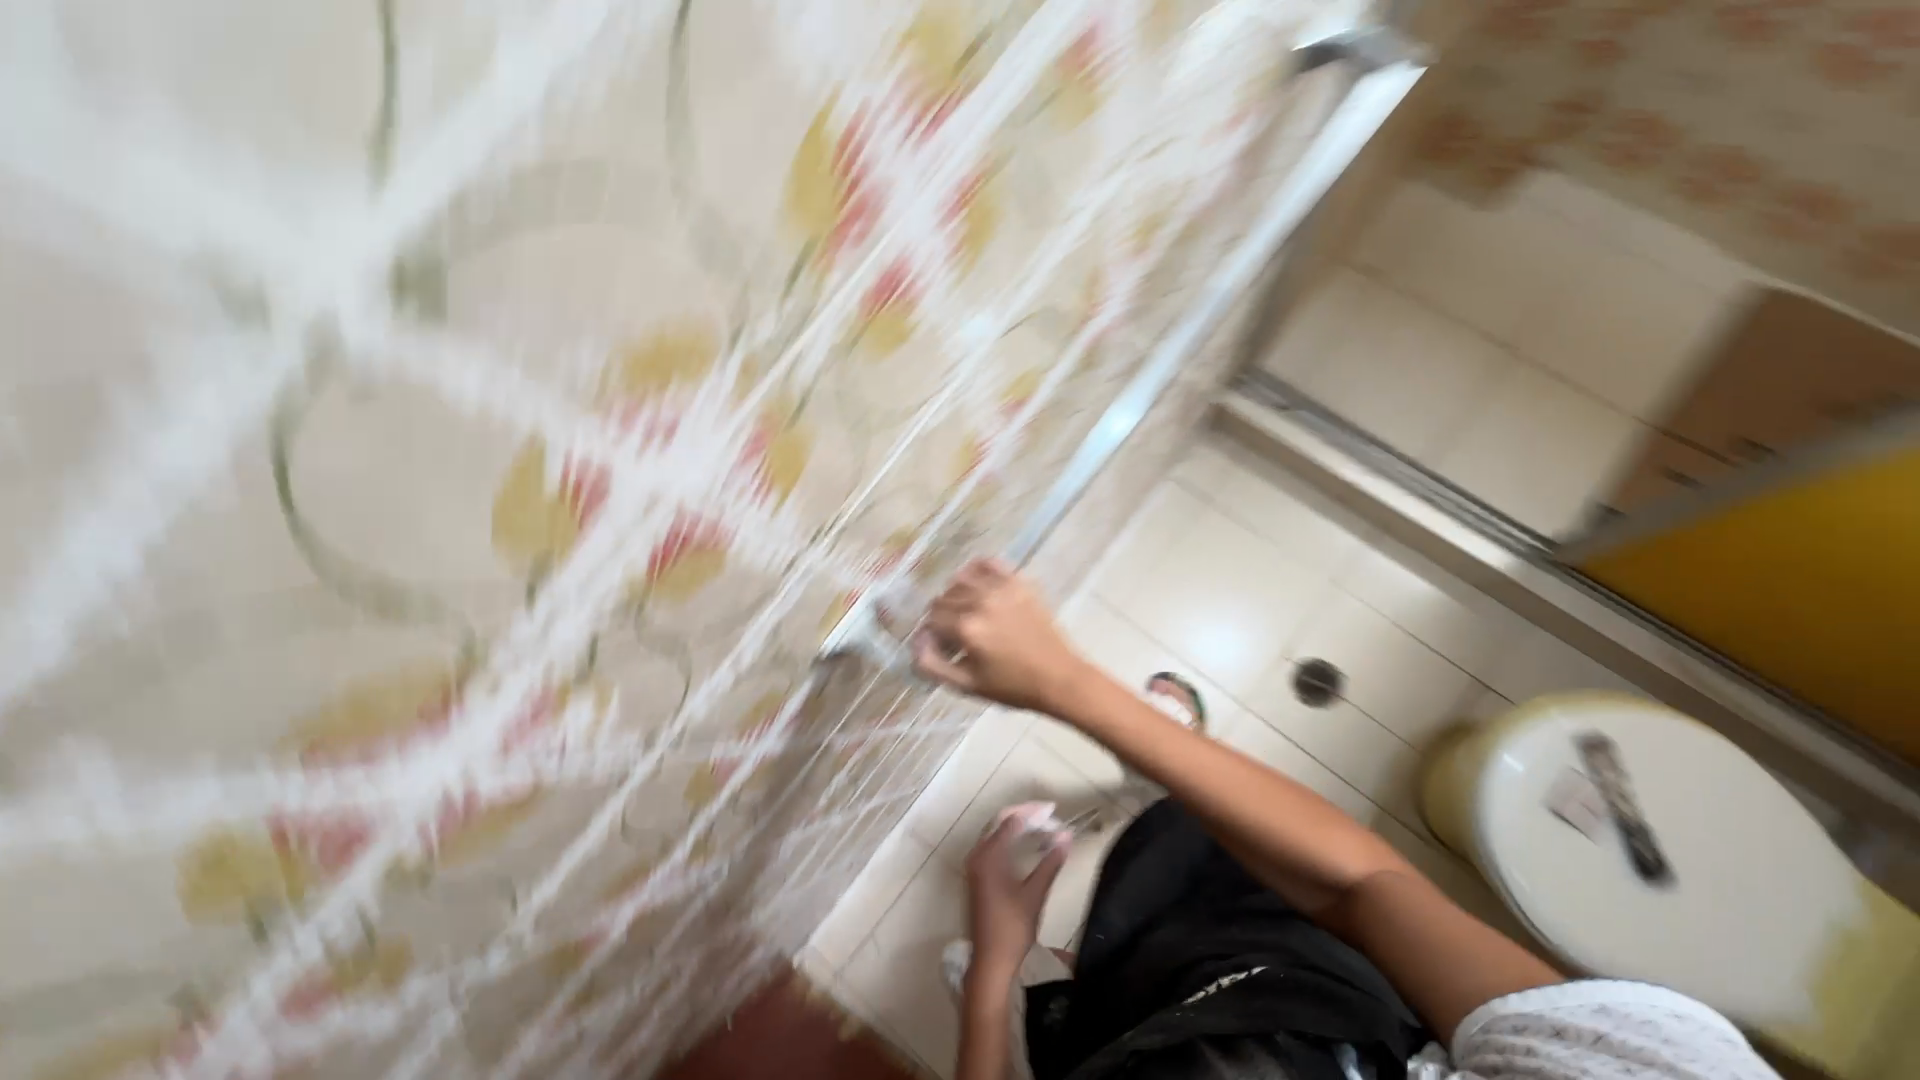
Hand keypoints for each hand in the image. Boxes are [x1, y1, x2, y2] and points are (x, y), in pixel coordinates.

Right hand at [911, 558, 1092, 713]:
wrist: (1059, 678)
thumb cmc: (1012, 686)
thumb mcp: (966, 685)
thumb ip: (931, 664)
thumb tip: (916, 640)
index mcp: (966, 627)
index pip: (931, 618)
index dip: (933, 633)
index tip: (945, 646)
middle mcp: (981, 601)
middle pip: (943, 598)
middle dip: (944, 616)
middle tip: (959, 634)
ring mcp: (1002, 587)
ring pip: (961, 579)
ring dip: (958, 594)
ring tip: (970, 612)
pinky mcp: (1020, 582)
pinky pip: (988, 563)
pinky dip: (978, 570)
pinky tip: (981, 587)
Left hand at [965, 810, 1067, 985]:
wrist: (990, 961)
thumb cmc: (1013, 929)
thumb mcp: (1035, 894)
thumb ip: (1051, 862)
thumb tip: (1067, 836)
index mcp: (988, 857)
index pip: (1011, 820)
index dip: (1033, 811)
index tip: (1055, 810)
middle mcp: (976, 855)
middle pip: (1000, 821)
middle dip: (1025, 814)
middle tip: (1049, 814)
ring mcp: (974, 865)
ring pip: (995, 832)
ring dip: (1017, 825)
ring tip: (1042, 824)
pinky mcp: (976, 875)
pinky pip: (992, 844)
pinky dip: (1010, 838)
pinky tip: (1026, 842)